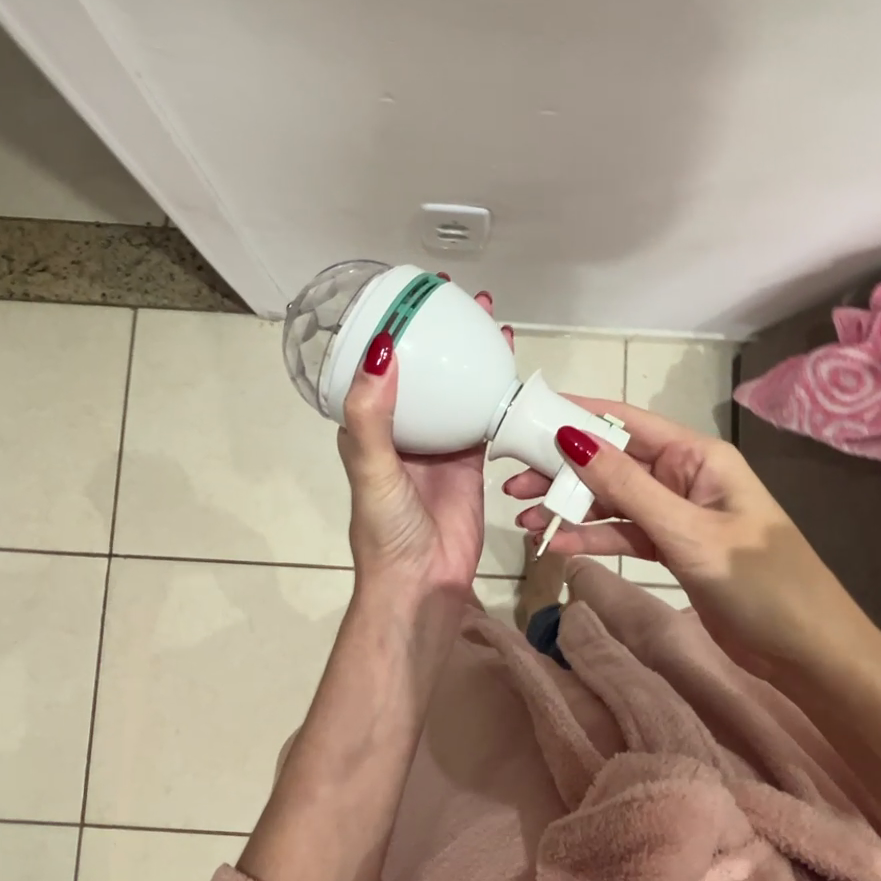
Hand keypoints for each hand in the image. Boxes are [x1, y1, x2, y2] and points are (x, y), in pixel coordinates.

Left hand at [338, 292, 512, 601]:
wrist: (422, 584)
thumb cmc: (387, 529)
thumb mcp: (371, 468)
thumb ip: (371, 415)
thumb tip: (382, 348)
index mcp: (369, 428)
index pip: (378, 367)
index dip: (395, 330)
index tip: (413, 296)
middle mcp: (404, 431)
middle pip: (424, 372)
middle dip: (440, 335)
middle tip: (461, 297)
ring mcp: (440, 446)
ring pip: (457, 390)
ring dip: (470, 358)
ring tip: (492, 322)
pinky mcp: (472, 463)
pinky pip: (486, 418)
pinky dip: (496, 393)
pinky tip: (511, 368)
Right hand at [504, 400, 863, 663]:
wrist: (810, 654)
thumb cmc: (761, 583)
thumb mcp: (687, 532)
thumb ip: (626, 487)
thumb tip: (571, 437)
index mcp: (698, 456)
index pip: (627, 422)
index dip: (577, 415)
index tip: (528, 415)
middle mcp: (684, 476)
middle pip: (613, 461)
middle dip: (563, 469)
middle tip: (514, 481)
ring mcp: (677, 513)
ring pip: (612, 499)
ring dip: (571, 507)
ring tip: (525, 517)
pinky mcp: (672, 548)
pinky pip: (624, 532)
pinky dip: (592, 537)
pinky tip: (558, 543)